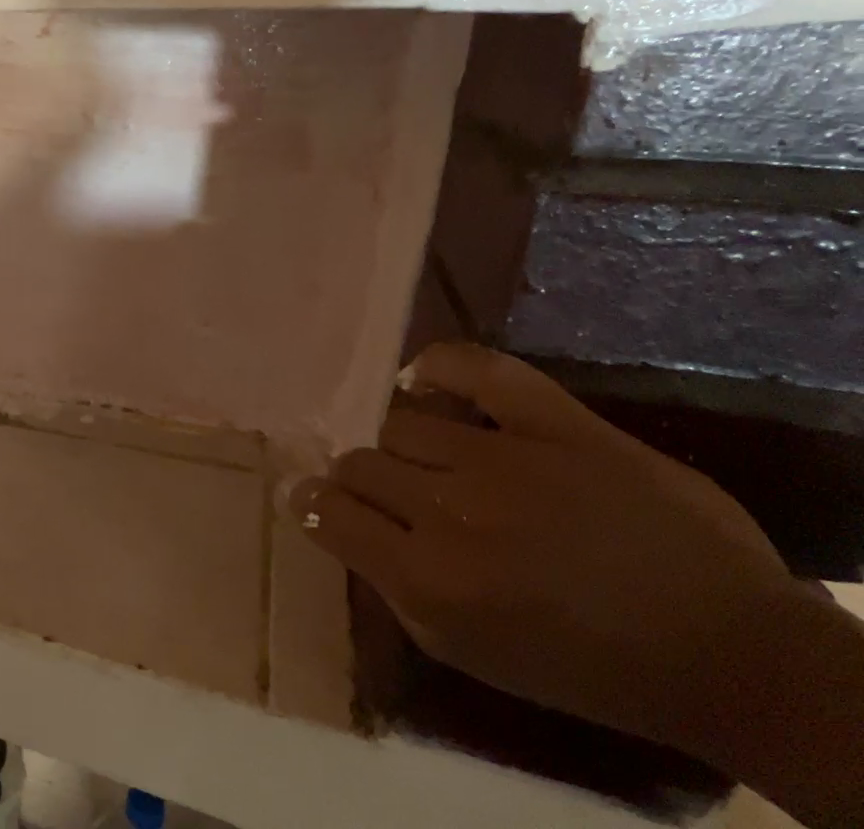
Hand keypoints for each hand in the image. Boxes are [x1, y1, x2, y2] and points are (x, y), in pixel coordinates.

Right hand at [285, 342, 796, 749]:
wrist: (725, 648)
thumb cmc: (583, 667)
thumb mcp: (463, 650)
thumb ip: (390, 585)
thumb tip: (339, 525)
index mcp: (427, 576)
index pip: (325, 512)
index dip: (309, 506)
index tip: (313, 506)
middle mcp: (452, 509)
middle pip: (358, 463)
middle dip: (358, 482)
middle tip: (387, 500)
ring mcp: (506, 459)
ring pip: (402, 424)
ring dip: (401, 448)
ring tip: (426, 465)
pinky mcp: (562, 426)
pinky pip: (480, 369)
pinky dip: (439, 367)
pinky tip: (423, 380)